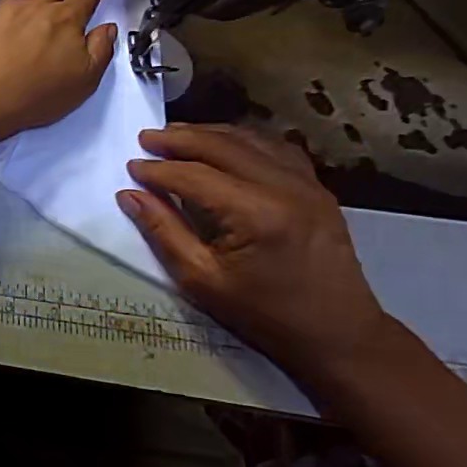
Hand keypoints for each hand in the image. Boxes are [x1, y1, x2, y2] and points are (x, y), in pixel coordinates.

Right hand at [117, 124, 413, 380]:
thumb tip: (130, 195)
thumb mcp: (202, 281)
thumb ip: (164, 231)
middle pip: (221, 146)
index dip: (158, 169)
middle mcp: (284, 186)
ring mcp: (306, 182)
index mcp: (255, 214)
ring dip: (208, 134)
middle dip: (179, 140)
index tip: (131, 166)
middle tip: (145, 138)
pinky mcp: (316, 186)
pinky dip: (242, 140)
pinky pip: (274, 147)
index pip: (194, 176)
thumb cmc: (264, 314)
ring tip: (176, 135)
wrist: (337, 333)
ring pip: (249, 139)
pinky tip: (222, 144)